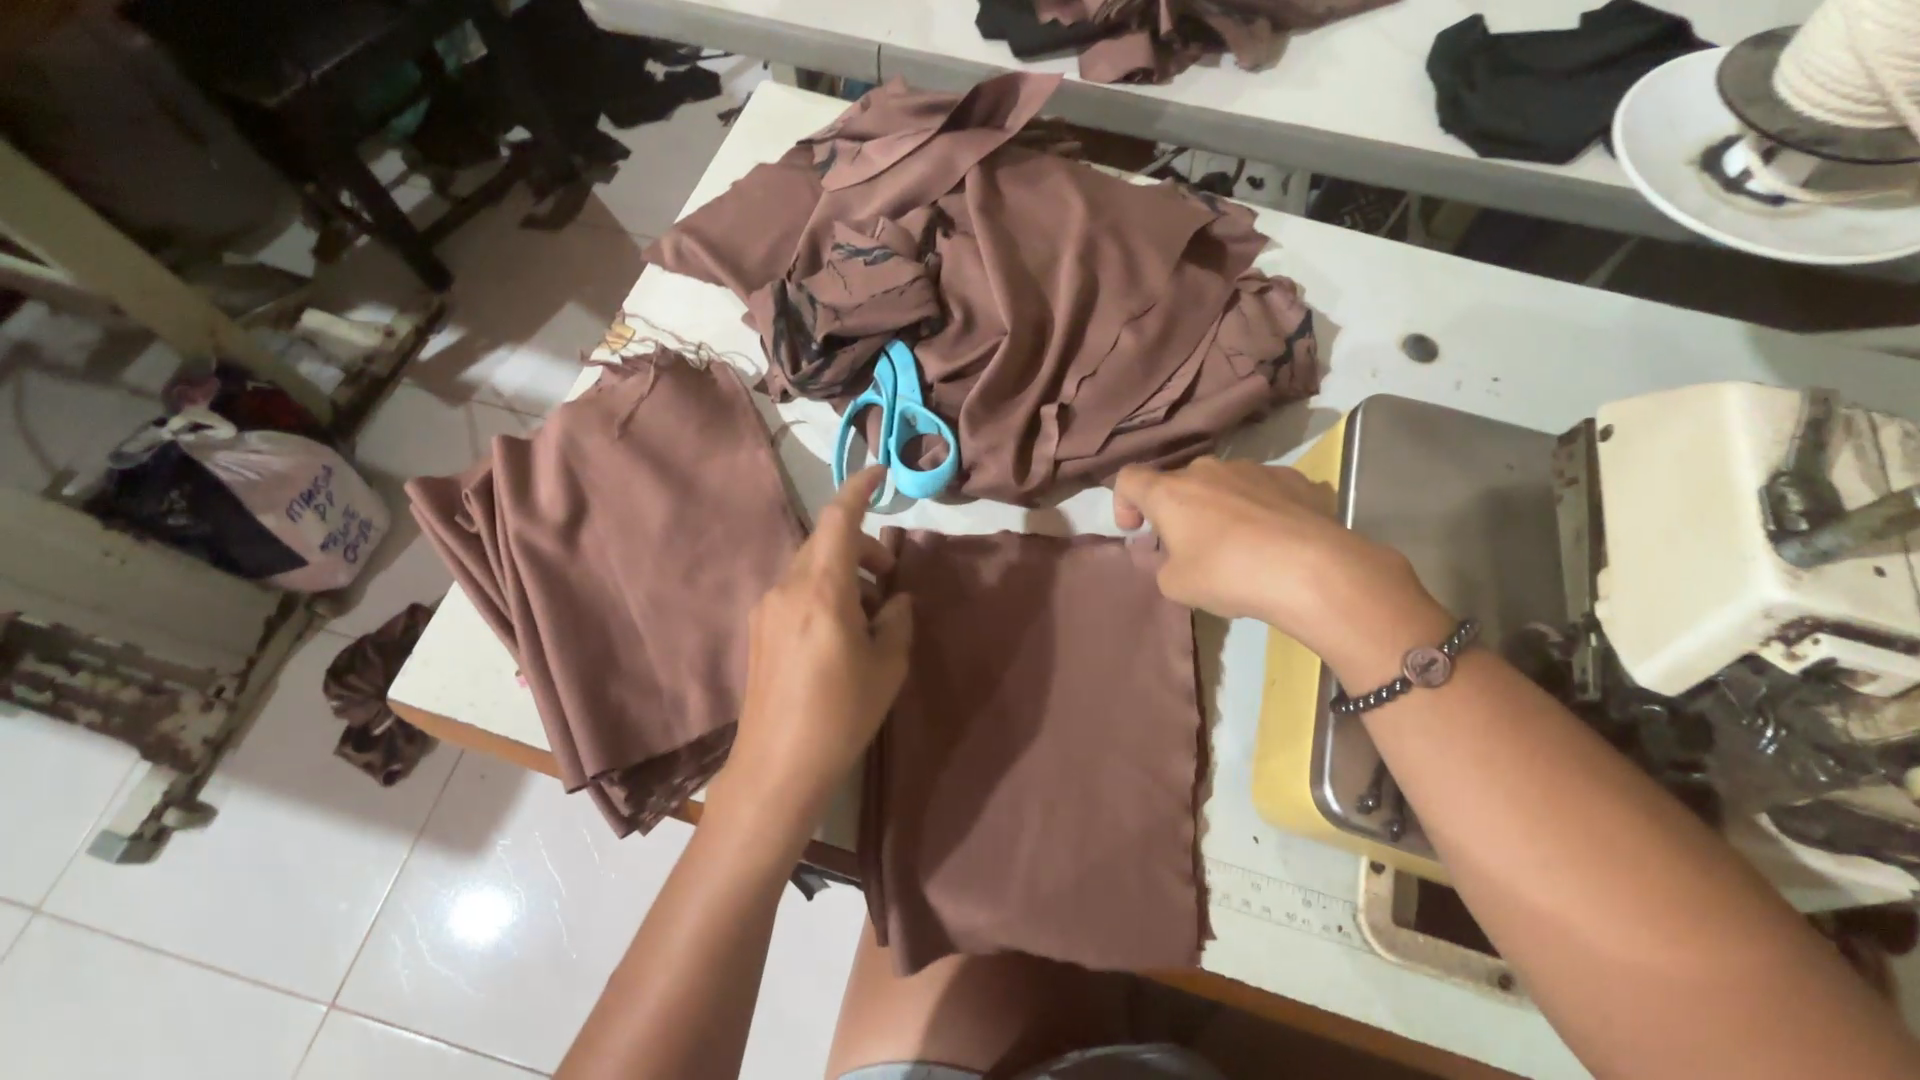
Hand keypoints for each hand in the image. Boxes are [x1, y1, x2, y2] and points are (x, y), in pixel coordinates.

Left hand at [714, 467, 912, 830]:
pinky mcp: (759, 631)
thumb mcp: (887, 665)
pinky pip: (797, 593)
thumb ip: (897, 620)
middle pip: (825, 544)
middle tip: (892, 581)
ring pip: (811, 569)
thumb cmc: (841, 713)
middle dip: (862, 549)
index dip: (859, 489)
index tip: (880, 474)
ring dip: (845, 575)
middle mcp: (786, 588)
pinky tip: (842, 634)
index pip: (838, 519)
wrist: (778, 765)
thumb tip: (896, 600)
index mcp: (821, 589)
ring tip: (873, 616)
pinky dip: (825, 594)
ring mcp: (767, 609)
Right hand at [1114, 458, 1451, 682]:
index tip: (1136, 530)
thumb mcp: (1176, 586)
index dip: (1123, 502)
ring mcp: (1255, 469)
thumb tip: (1178, 556)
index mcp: (1171, 492)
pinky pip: (1266, 491)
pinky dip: (1262, 509)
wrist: (1310, 568)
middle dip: (1179, 510)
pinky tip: (1277, 539)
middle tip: (1191, 547)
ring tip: (1241, 545)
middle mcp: (1209, 470)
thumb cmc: (1228, 574)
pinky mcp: (1296, 480)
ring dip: (1222, 507)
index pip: (1129, 479)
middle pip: (1180, 482)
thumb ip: (1165, 565)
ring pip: (1225, 484)